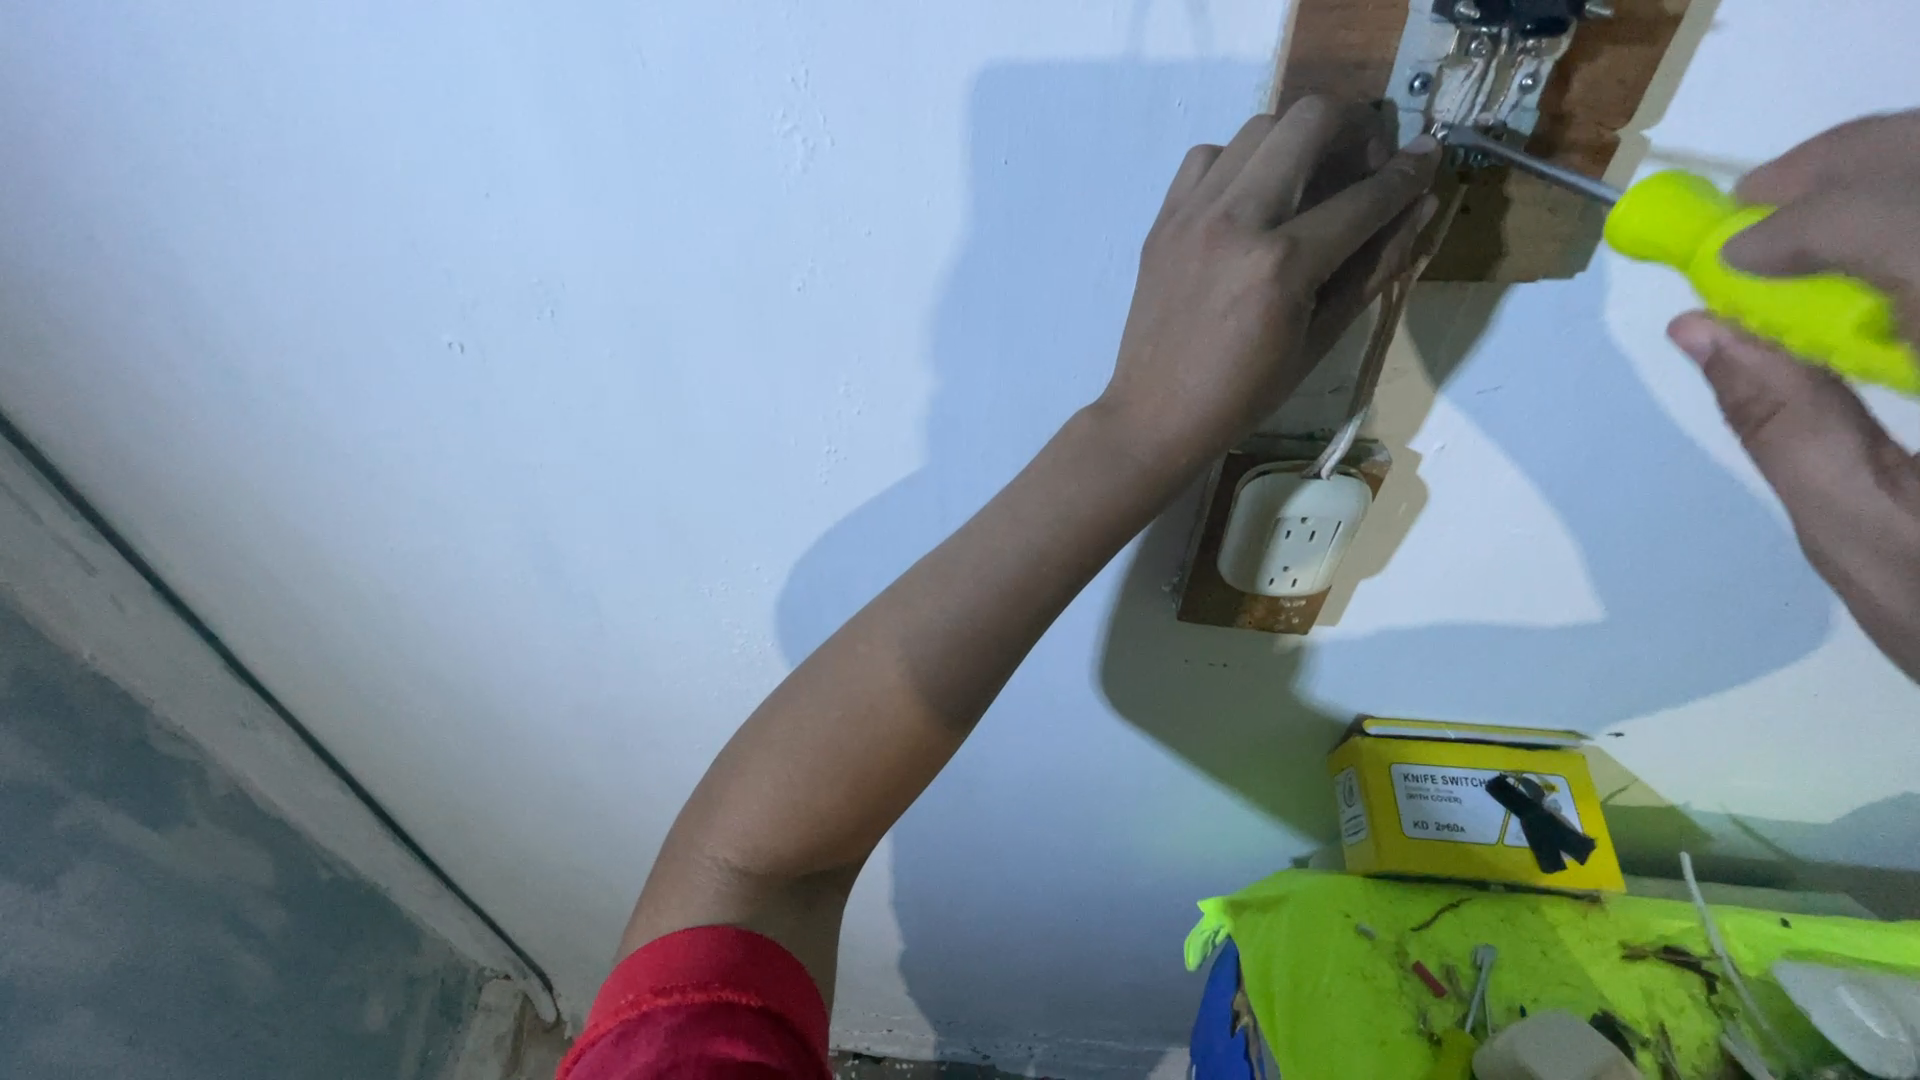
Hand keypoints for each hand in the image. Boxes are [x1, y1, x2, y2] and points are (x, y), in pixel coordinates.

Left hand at [1098, 96, 1440, 468]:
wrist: (1155, 414)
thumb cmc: (1243, 394)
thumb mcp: (1320, 340)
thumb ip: (1374, 266)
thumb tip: (1422, 202)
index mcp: (1281, 265)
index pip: (1366, 195)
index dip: (1409, 172)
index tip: (1427, 157)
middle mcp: (1235, 223)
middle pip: (1310, 120)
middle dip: (1355, 129)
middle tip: (1362, 166)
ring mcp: (1192, 216)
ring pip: (1258, 128)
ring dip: (1295, 141)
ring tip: (1306, 182)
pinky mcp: (1162, 222)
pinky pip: (1207, 157)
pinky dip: (1239, 161)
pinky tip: (1249, 198)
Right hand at [1669, 109, 1919, 679]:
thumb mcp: (1863, 534)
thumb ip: (1785, 423)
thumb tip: (1702, 329)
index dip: (1821, 216)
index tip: (1729, 250)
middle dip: (1857, 166)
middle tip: (1755, 205)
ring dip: (1894, 181)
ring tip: (1808, 222)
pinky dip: (1916, 231)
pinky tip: (1881, 262)